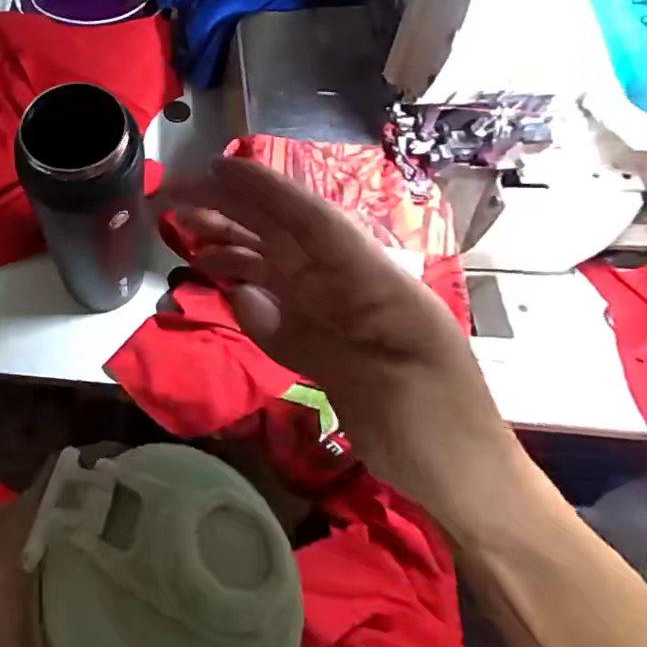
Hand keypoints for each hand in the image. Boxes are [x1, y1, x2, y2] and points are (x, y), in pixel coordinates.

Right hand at [178, 158, 525, 528]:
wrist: (466, 480)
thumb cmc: (436, 427)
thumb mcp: (376, 385)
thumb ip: (308, 339)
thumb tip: (241, 296)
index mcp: (377, 281)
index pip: (315, 220)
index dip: (266, 189)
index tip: (217, 166)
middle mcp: (353, 285)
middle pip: (286, 236)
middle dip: (234, 211)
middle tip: (179, 197)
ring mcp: (339, 312)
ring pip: (278, 266)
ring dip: (233, 246)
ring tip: (185, 232)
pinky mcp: (328, 339)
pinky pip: (279, 305)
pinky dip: (248, 289)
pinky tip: (219, 279)